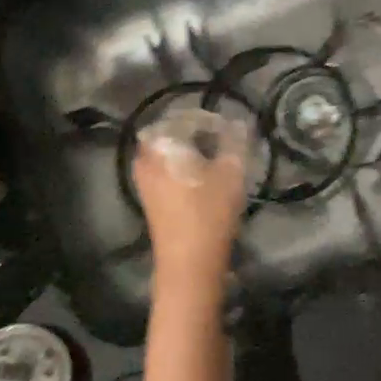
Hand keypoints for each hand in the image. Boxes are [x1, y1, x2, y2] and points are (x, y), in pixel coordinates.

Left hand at [133, 113, 249, 294]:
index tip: (229, 128)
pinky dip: (179, 170)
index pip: (183, 118)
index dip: (208, 120)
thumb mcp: (230, 175)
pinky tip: (200, 180)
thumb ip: (234, 144)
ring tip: (212, 161)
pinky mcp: (148, 200)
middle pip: (169, 135)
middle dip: (193, 135)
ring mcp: (143, 180)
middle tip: (218, 141)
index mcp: (161, 145)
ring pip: (164, 155)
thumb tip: (237, 125)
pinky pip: (163, 172)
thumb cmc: (209, 213)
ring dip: (185, 153)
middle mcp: (146, 158)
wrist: (188, 262)